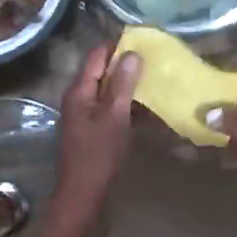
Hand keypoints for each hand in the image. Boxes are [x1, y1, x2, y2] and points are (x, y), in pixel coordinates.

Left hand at [52, 44, 141, 218]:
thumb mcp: (114, 116)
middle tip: (155, 61)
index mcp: (79, 90)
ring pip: (109, 92)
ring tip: (157, 81)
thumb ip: (122, 84)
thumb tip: (132, 53)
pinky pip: (112, 110)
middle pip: (102, 72)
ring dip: (129, 87)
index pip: (97, 56)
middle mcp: (79, 98)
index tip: (144, 41)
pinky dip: (128, 107)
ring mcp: (85, 115)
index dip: (117, 45)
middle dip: (127, 66)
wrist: (83, 196)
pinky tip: (149, 110)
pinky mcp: (94, 131)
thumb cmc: (98, 154)